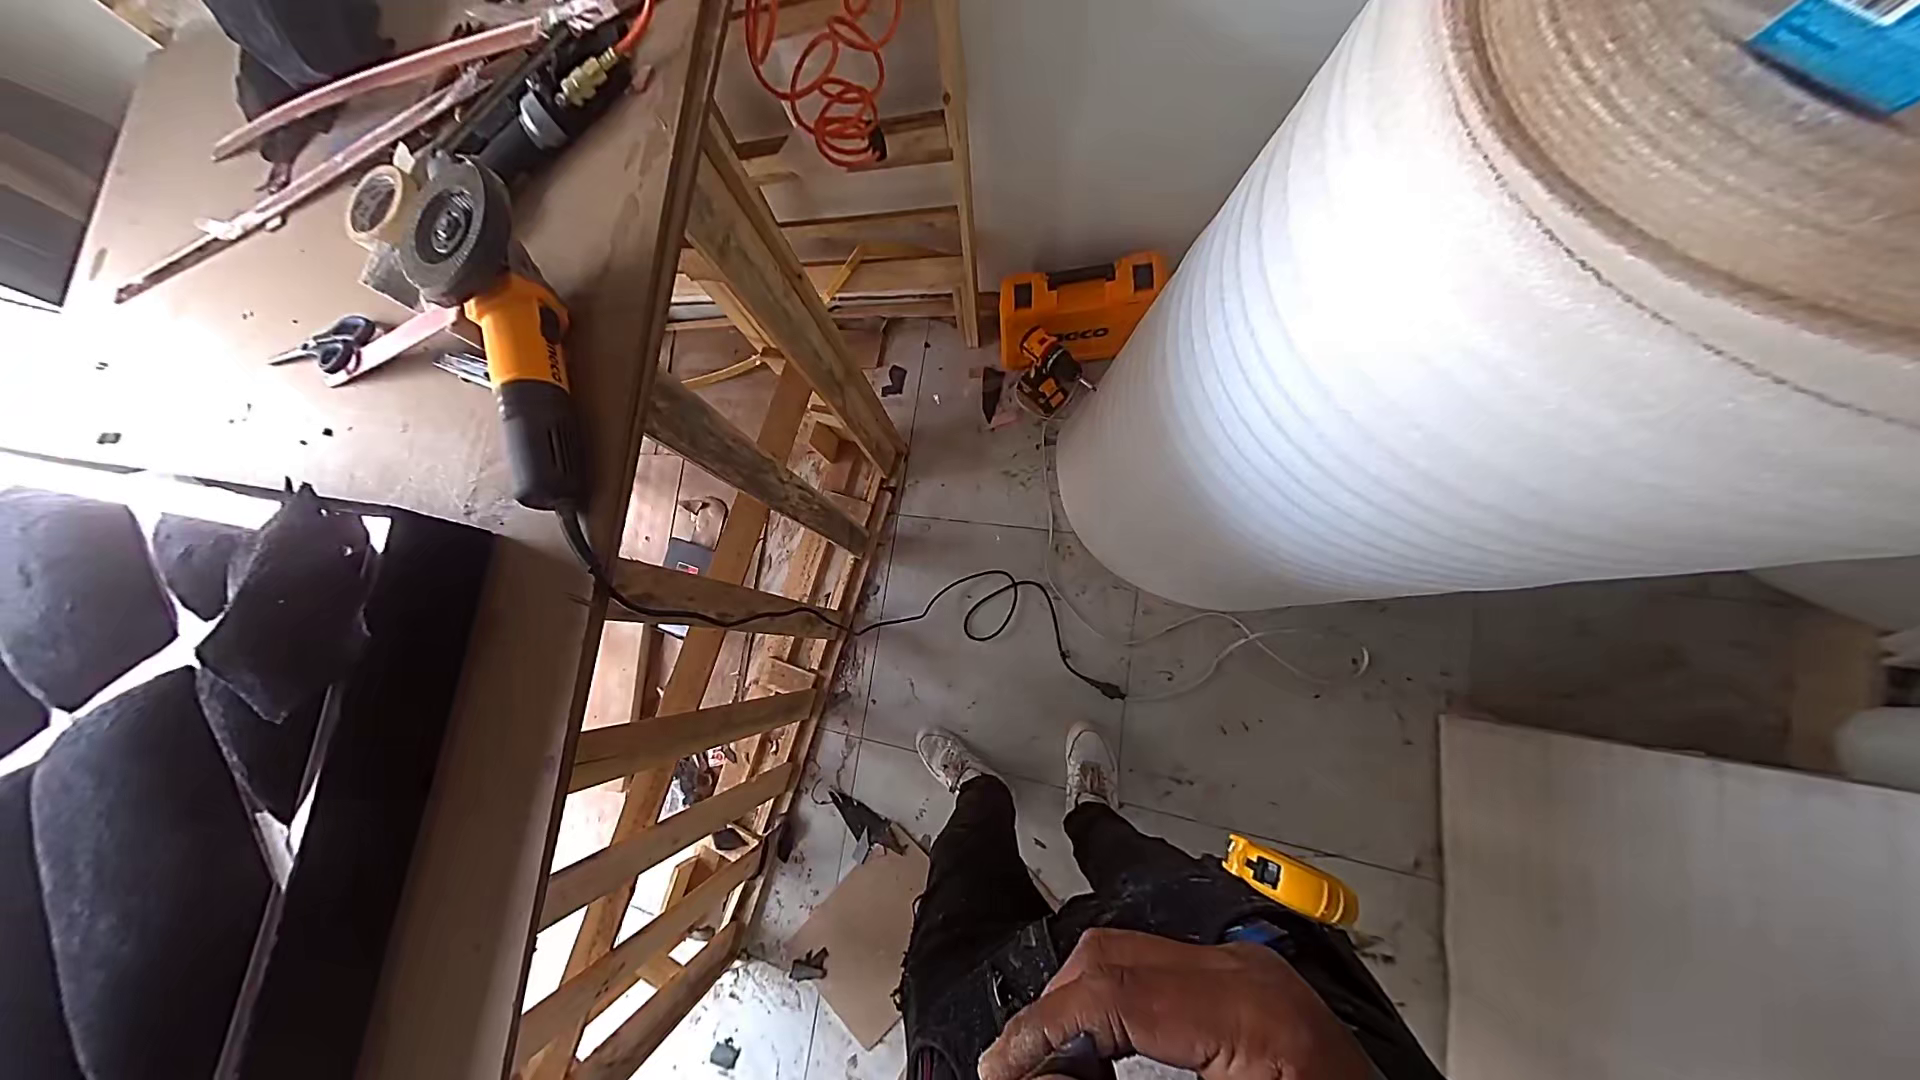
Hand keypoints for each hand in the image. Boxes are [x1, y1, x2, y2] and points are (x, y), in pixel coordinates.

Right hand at [978, 929, 1374, 1079]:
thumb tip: (1036, 1076)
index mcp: (1250, 1011)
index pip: (1114, 986)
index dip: (1044, 1025)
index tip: (1002, 1064)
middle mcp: (1245, 971)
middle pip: (1111, 952)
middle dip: (1055, 1009)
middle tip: (1023, 1068)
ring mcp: (1244, 970)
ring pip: (1125, 951)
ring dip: (1080, 1004)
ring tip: (1062, 1065)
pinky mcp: (1241, 983)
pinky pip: (1155, 968)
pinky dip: (1115, 1005)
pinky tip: (1105, 1052)